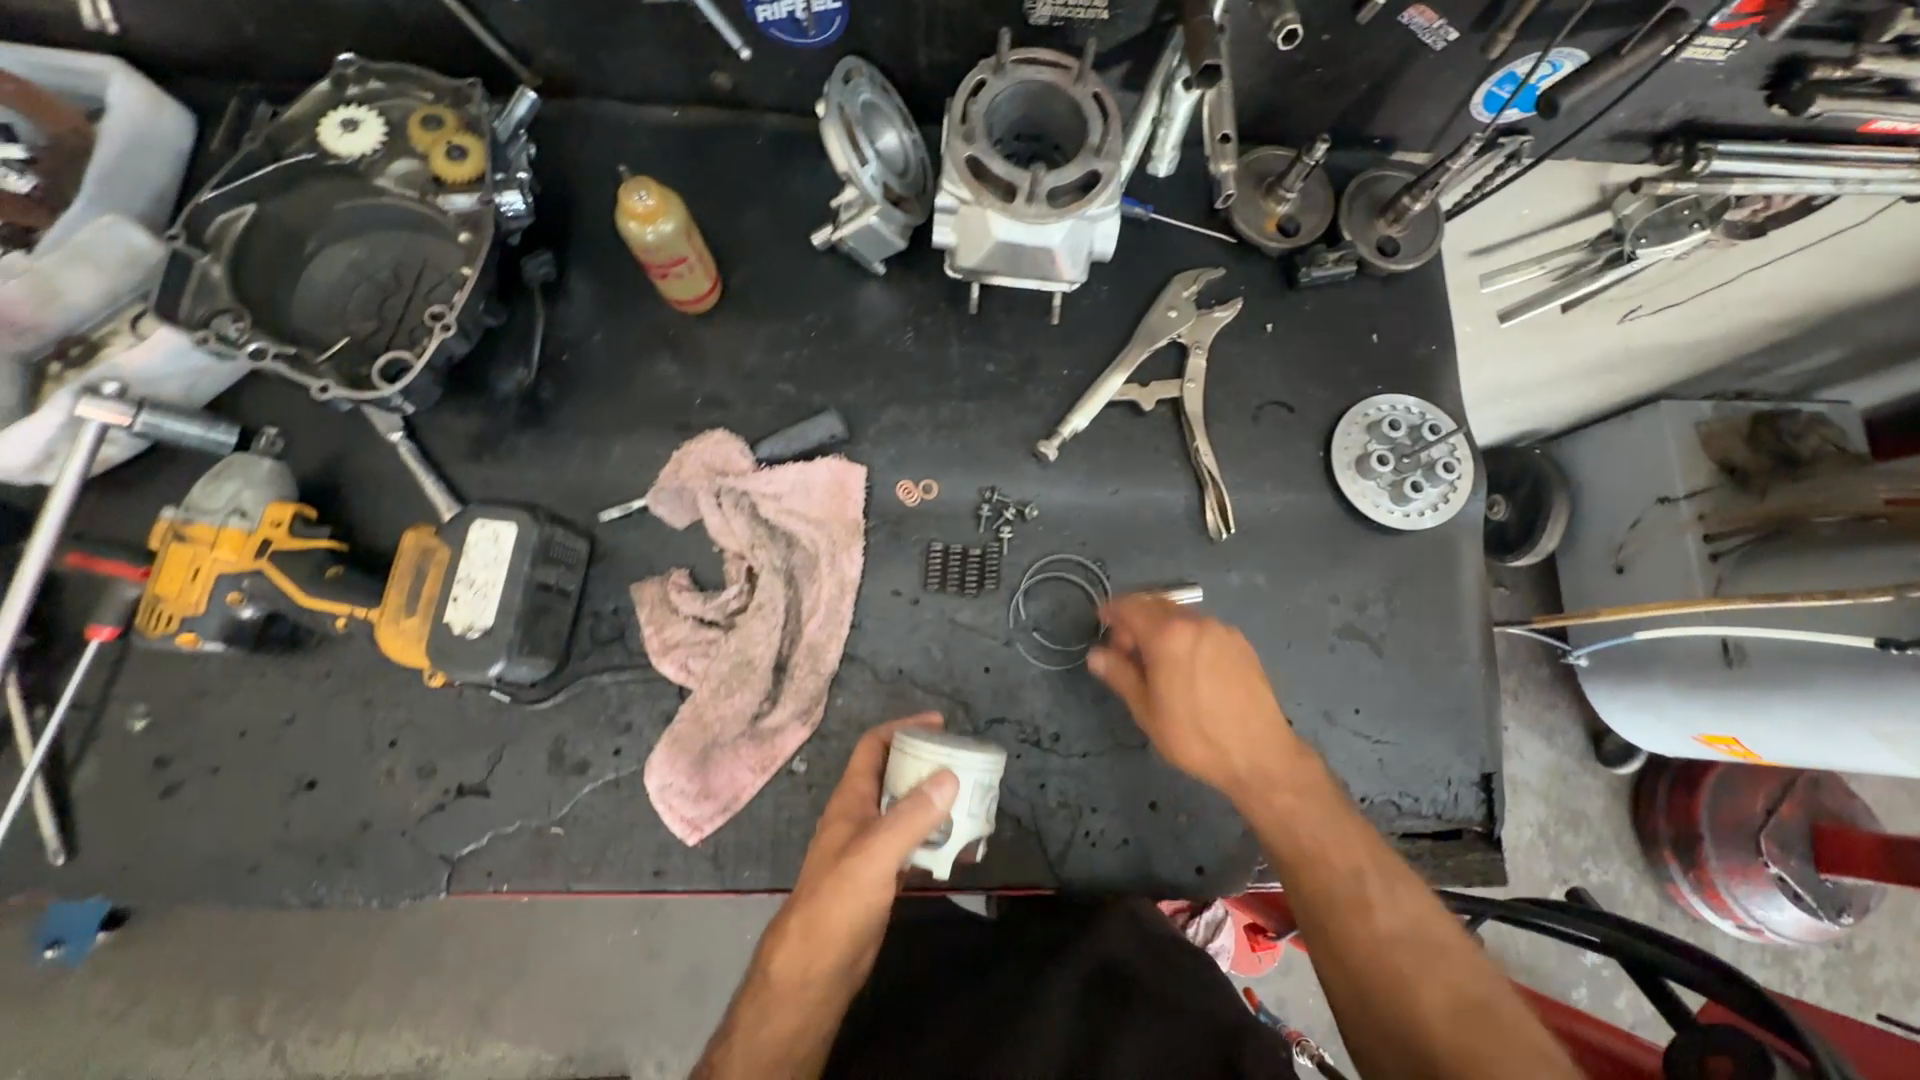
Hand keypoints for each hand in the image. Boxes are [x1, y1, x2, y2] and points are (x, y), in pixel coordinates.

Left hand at [757, 714, 958, 994]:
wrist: (816, 966)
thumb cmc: (838, 901)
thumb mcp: (876, 852)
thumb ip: (912, 815)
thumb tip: (949, 776)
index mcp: (851, 801)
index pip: (873, 747)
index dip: (902, 729)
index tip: (940, 725)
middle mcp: (859, 818)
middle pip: (895, 778)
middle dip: (928, 766)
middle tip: (967, 765)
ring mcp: (870, 850)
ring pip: (906, 813)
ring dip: (936, 805)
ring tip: (973, 803)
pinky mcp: (881, 879)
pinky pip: (913, 848)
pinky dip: (936, 843)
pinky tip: (962, 851)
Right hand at [1088, 595, 1301, 801]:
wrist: (1259, 755)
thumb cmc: (1194, 736)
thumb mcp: (1146, 710)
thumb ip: (1119, 675)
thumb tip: (1096, 654)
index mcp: (1168, 635)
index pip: (1130, 606)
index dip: (1112, 612)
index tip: (1102, 624)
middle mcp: (1196, 622)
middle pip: (1156, 605)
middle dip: (1136, 620)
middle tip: (1126, 652)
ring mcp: (1222, 630)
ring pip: (1181, 616)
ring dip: (1161, 628)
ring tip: (1158, 663)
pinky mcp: (1241, 643)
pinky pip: (1203, 629)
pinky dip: (1186, 637)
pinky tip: (1188, 668)